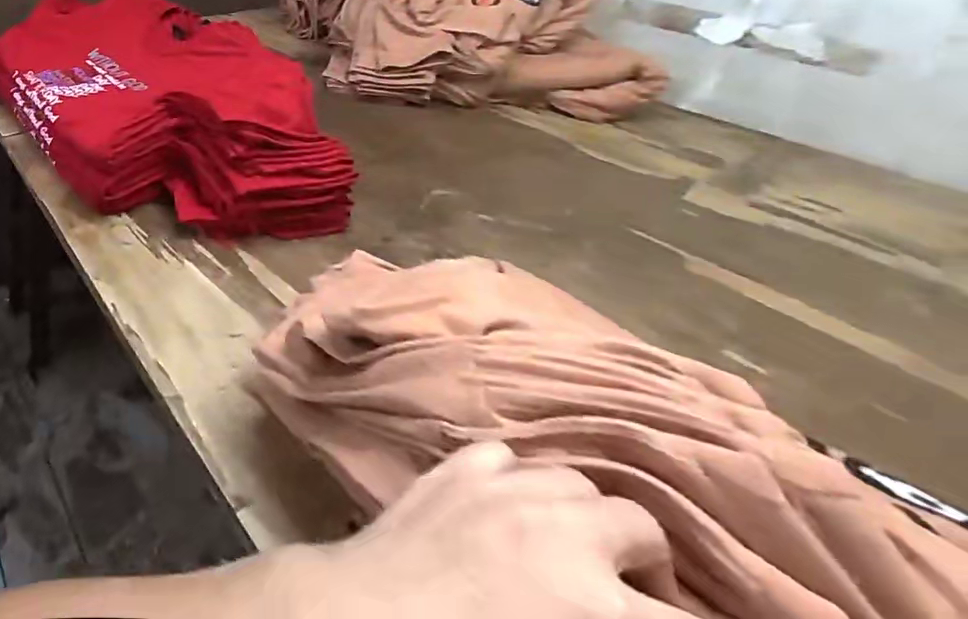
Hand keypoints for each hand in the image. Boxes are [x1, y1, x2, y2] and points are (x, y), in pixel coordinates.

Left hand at [224, 443, 683, 618]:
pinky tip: (509, 500)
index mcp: (597, 603)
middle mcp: (558, 531)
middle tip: (627, 590)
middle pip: (640, 523)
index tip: (678, 614)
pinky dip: (516, 477)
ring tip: (568, 539)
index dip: (687, 617)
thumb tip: (614, 602)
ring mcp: (499, 487)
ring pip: (573, 478)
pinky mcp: (453, 467)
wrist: (372, 611)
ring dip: (582, 510)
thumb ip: (599, 615)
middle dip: (646, 560)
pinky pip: (503, 455)